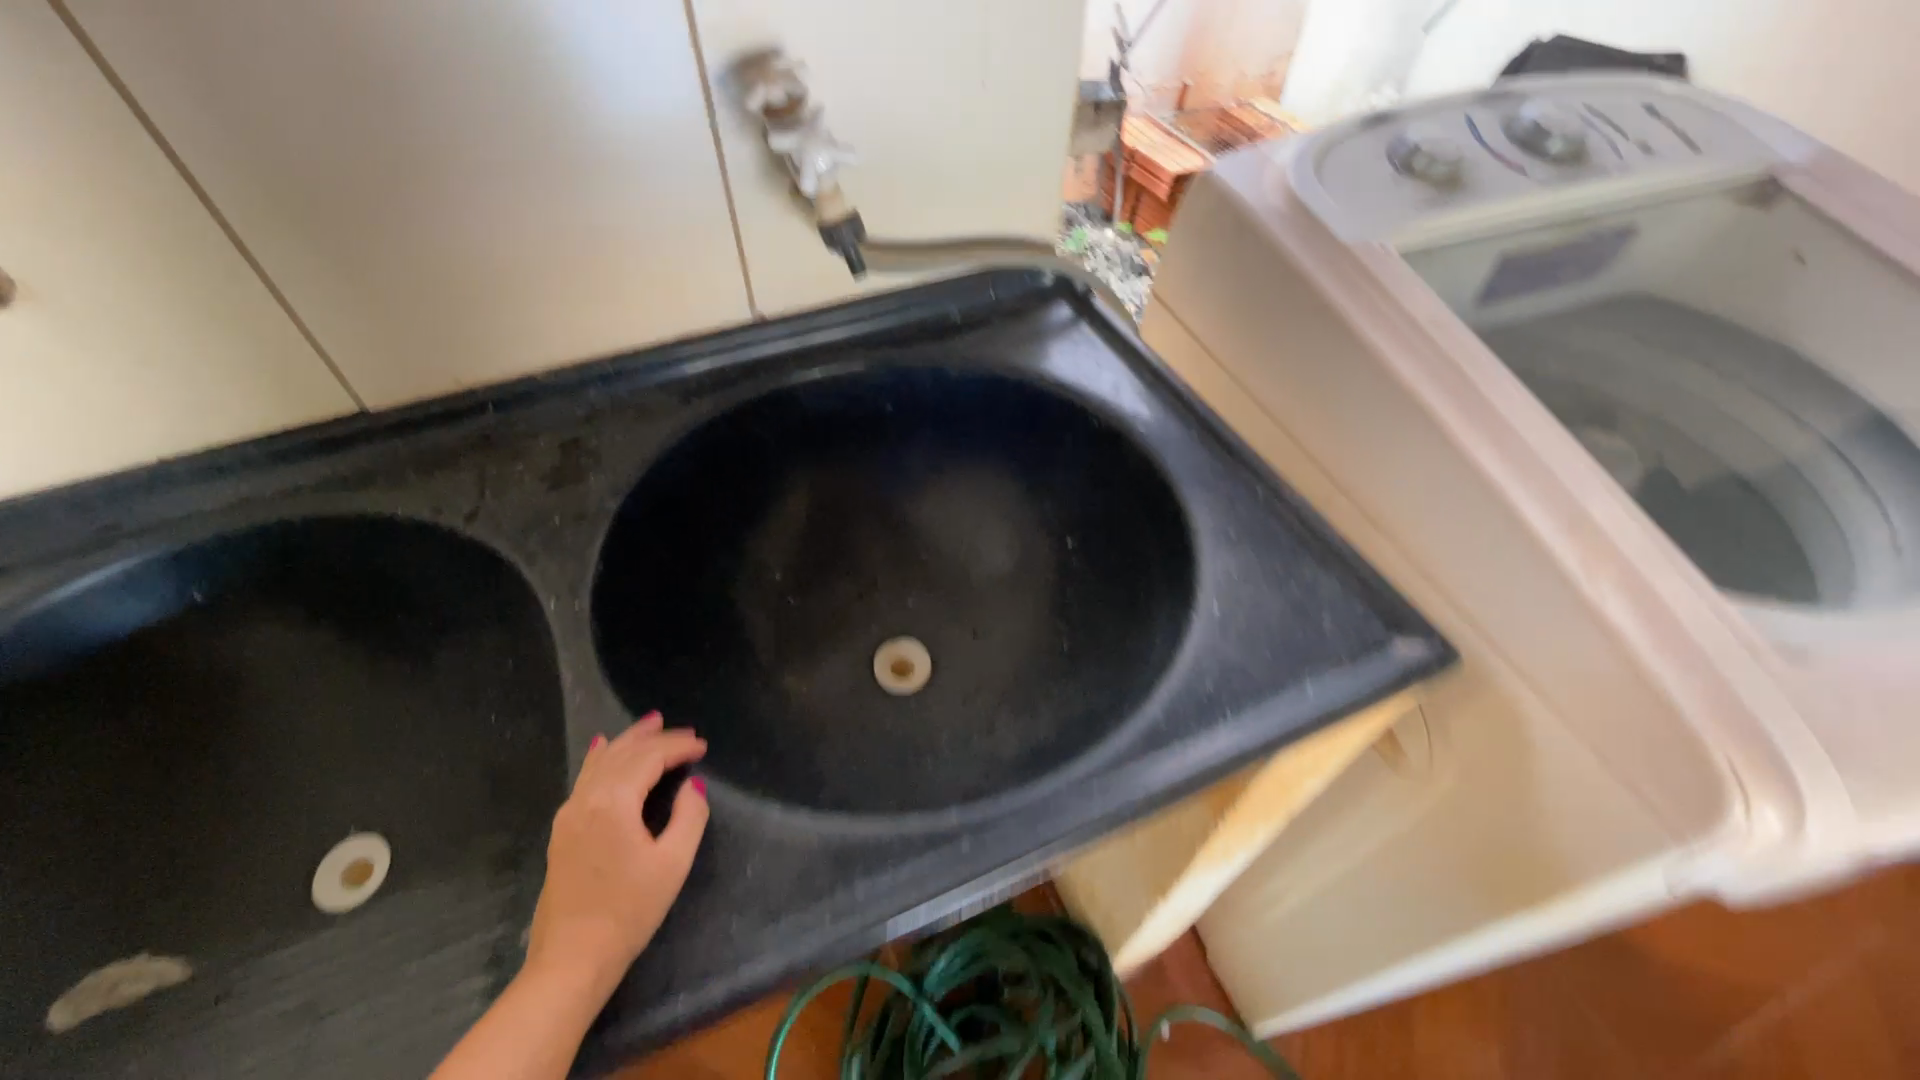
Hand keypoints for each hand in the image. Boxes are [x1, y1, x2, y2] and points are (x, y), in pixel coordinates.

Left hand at [524, 712, 708, 996]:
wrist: (573, 957)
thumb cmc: (629, 911)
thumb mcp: (673, 863)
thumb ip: (689, 817)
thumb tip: (693, 787)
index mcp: (613, 802)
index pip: (650, 758)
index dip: (678, 747)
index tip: (703, 746)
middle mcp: (586, 798)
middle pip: (623, 753)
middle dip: (654, 738)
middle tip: (681, 728)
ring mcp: (569, 814)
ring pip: (599, 763)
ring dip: (626, 742)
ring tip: (648, 725)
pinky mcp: (563, 831)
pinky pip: (584, 779)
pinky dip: (600, 758)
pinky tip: (600, 750)